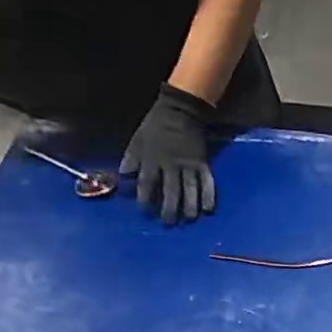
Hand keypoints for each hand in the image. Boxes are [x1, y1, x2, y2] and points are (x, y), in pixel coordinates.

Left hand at [121, 83, 215, 224]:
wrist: (181, 109)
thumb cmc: (156, 125)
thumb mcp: (138, 138)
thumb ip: (131, 159)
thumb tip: (123, 177)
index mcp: (152, 159)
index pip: (147, 183)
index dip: (144, 199)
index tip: (144, 212)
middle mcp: (171, 165)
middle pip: (170, 192)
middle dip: (169, 209)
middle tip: (168, 223)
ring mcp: (189, 165)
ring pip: (190, 190)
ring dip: (189, 207)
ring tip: (189, 220)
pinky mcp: (203, 164)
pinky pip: (207, 182)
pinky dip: (209, 196)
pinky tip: (208, 210)